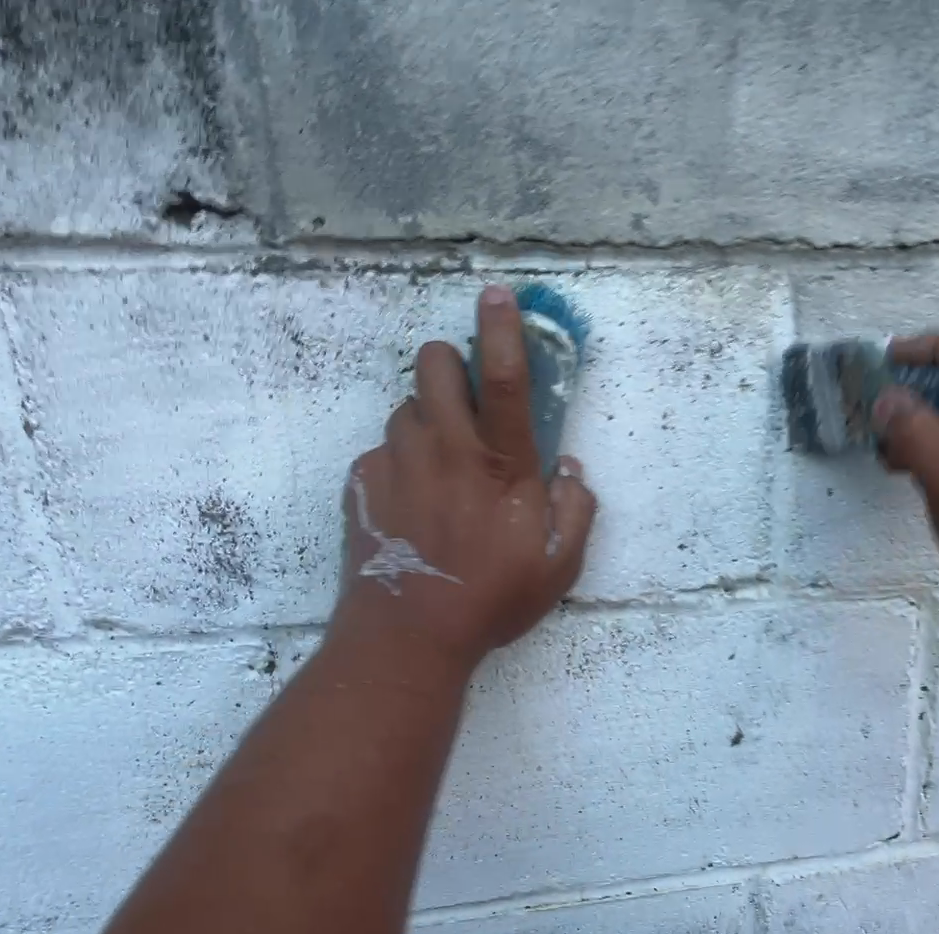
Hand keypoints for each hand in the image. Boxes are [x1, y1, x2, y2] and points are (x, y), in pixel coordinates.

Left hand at [328, 285, 596, 675]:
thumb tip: (567, 466)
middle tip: (462, 399)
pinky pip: (382, 449)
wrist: (408, 635)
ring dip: (426, 417)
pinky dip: (401, 461)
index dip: (502, 329)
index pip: (502, 378)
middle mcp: (444, 449)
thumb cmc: (492, 599)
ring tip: (439, 463)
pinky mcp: (361, 482)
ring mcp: (395, 461)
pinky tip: (411, 503)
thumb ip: (577, 508)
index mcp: (499, 465)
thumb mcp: (560, 565)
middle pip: (432, 364)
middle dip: (447, 363)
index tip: (495, 293)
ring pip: (404, 405)